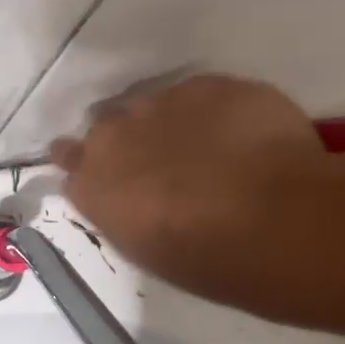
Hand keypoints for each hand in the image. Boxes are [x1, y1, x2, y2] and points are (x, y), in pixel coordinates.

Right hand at [50, 75, 337, 288]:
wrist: (276, 221)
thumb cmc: (206, 259)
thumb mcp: (143, 248)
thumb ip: (121, 211)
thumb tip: (129, 198)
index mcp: (91, 182)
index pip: (68, 158)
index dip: (85, 160)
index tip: (106, 169)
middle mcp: (113, 135)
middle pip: (107, 125)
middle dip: (127, 137)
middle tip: (160, 159)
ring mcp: (160, 103)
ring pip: (156, 106)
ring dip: (172, 122)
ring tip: (208, 145)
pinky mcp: (208, 85)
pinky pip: (203, 94)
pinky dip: (216, 111)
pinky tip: (243, 132)